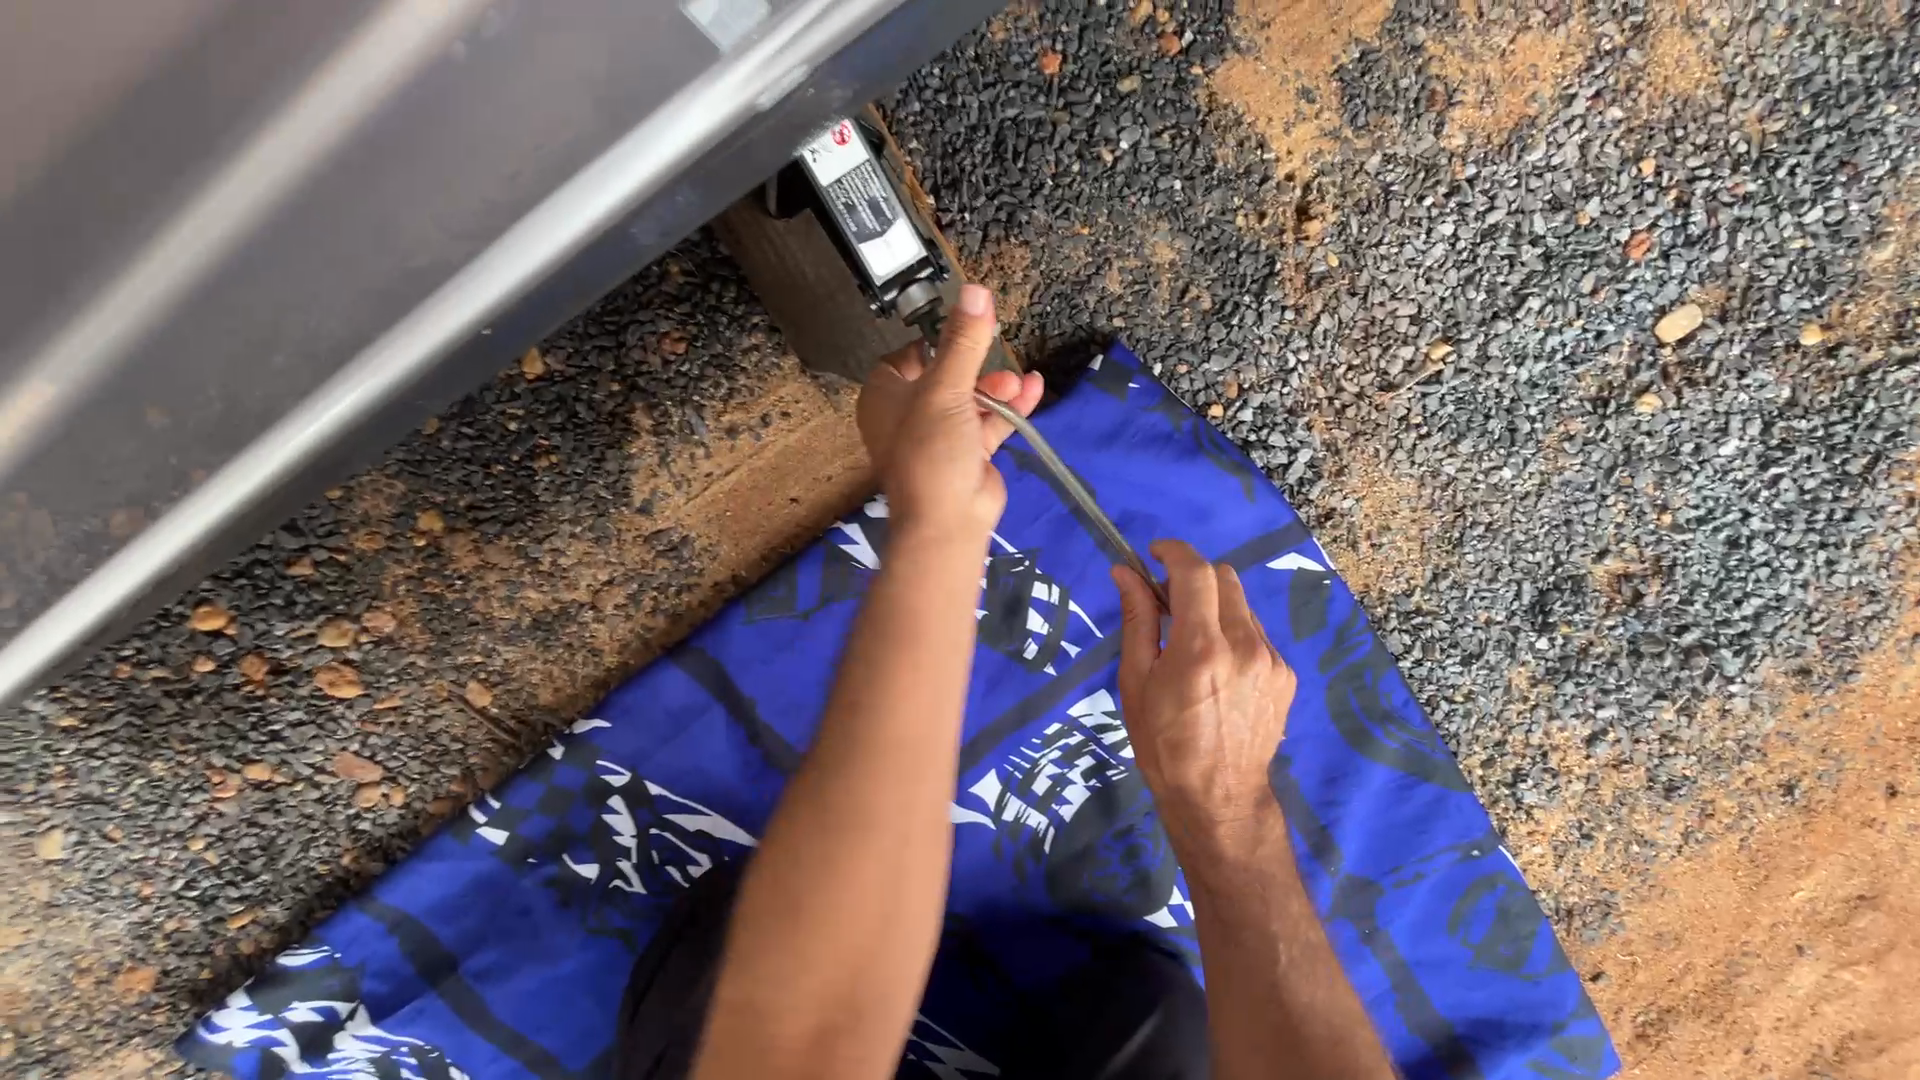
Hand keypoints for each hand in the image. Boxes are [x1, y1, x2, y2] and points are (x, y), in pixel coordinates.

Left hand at [856, 284, 1043, 538]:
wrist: (948, 520)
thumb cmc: (932, 450)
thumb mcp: (946, 388)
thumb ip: (964, 341)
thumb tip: (974, 290)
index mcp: (884, 397)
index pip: (904, 356)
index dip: (929, 341)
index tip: (960, 326)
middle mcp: (908, 415)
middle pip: (943, 375)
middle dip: (974, 366)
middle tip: (996, 352)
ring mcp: (939, 436)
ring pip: (969, 399)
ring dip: (995, 388)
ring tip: (1017, 383)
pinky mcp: (967, 453)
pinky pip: (989, 422)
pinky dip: (1010, 408)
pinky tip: (1034, 391)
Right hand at [1111, 540, 1296, 859]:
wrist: (1218, 797)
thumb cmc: (1162, 743)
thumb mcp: (1136, 681)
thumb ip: (1136, 620)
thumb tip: (1124, 573)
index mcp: (1201, 647)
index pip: (1195, 571)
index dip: (1173, 551)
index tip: (1152, 553)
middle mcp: (1244, 644)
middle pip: (1224, 578)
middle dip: (1192, 577)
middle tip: (1165, 600)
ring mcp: (1271, 659)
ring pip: (1242, 604)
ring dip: (1213, 604)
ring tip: (1190, 638)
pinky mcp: (1286, 674)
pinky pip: (1256, 632)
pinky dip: (1232, 631)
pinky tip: (1216, 666)